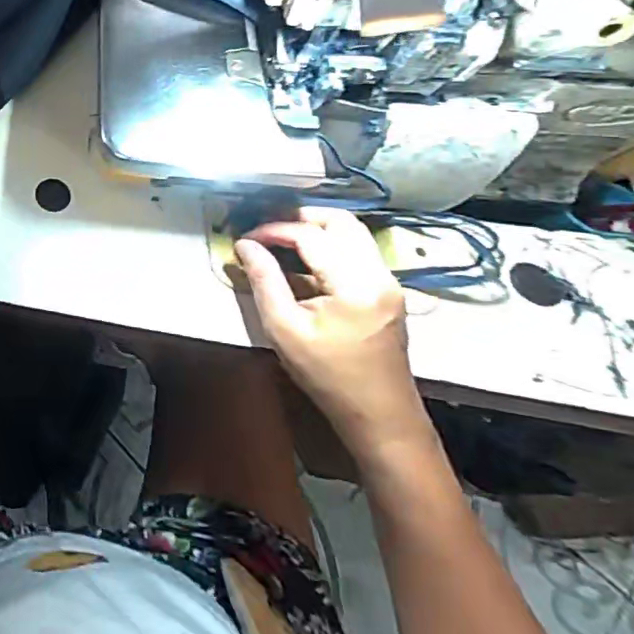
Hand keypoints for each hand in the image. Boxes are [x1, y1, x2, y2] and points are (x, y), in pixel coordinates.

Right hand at [234, 207, 428, 456]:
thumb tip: (245, 245)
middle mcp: (378, 274)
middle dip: (299, 217)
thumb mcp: (284, 329)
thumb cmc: (327, 376)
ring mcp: (388, 281)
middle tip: (266, 228)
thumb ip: (264, 280)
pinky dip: (329, 245)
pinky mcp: (387, 290)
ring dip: (315, 229)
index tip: (246, 239)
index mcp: (355, 284)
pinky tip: (303, 262)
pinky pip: (357, 251)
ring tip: (280, 240)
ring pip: (352, 232)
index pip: (310, 236)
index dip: (273, 230)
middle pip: (340, 220)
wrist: (379, 416)